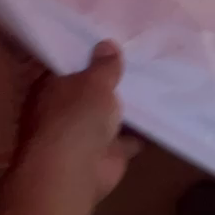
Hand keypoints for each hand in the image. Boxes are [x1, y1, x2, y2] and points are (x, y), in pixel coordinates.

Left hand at [13, 40, 143, 201]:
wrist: (73, 172)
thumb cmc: (75, 118)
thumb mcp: (94, 81)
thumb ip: (103, 65)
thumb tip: (106, 44)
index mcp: (50, 90)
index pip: (70, 67)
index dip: (90, 56)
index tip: (115, 42)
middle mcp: (63, 112)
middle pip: (92, 91)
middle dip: (112, 82)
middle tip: (143, 59)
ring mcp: (84, 135)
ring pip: (110, 115)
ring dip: (127, 107)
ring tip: (158, 82)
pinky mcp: (105, 155)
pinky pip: (128, 137)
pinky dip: (142, 131)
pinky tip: (164, 114)